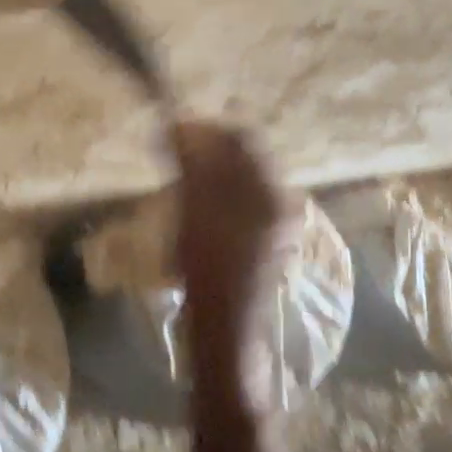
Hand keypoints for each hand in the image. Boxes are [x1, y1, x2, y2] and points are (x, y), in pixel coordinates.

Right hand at [170, 121, 282, 379]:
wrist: (224, 328)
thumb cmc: (208, 267)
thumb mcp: (195, 207)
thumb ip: (192, 161)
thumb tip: (180, 123)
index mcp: (272, 190)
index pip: (244, 138)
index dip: (207, 129)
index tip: (172, 132)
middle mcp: (281, 203)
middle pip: (242, 160)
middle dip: (206, 153)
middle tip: (171, 158)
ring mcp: (274, 226)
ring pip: (237, 183)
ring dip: (206, 177)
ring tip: (177, 188)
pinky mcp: (261, 245)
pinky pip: (236, 206)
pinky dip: (212, 200)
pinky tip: (190, 215)